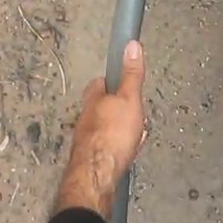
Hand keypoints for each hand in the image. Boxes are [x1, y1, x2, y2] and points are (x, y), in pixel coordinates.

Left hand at [54, 40, 147, 216]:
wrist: (96, 176)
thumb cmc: (113, 133)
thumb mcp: (130, 98)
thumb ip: (132, 74)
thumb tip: (132, 45)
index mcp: (93, 99)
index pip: (99, 83)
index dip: (112, 82)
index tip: (124, 84)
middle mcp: (85, 118)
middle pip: (103, 107)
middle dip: (119, 110)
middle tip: (135, 113)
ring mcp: (85, 140)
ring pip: (105, 129)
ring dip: (120, 130)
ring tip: (136, 135)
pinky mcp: (89, 160)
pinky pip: (106, 148)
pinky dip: (117, 148)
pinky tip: (127, 153)